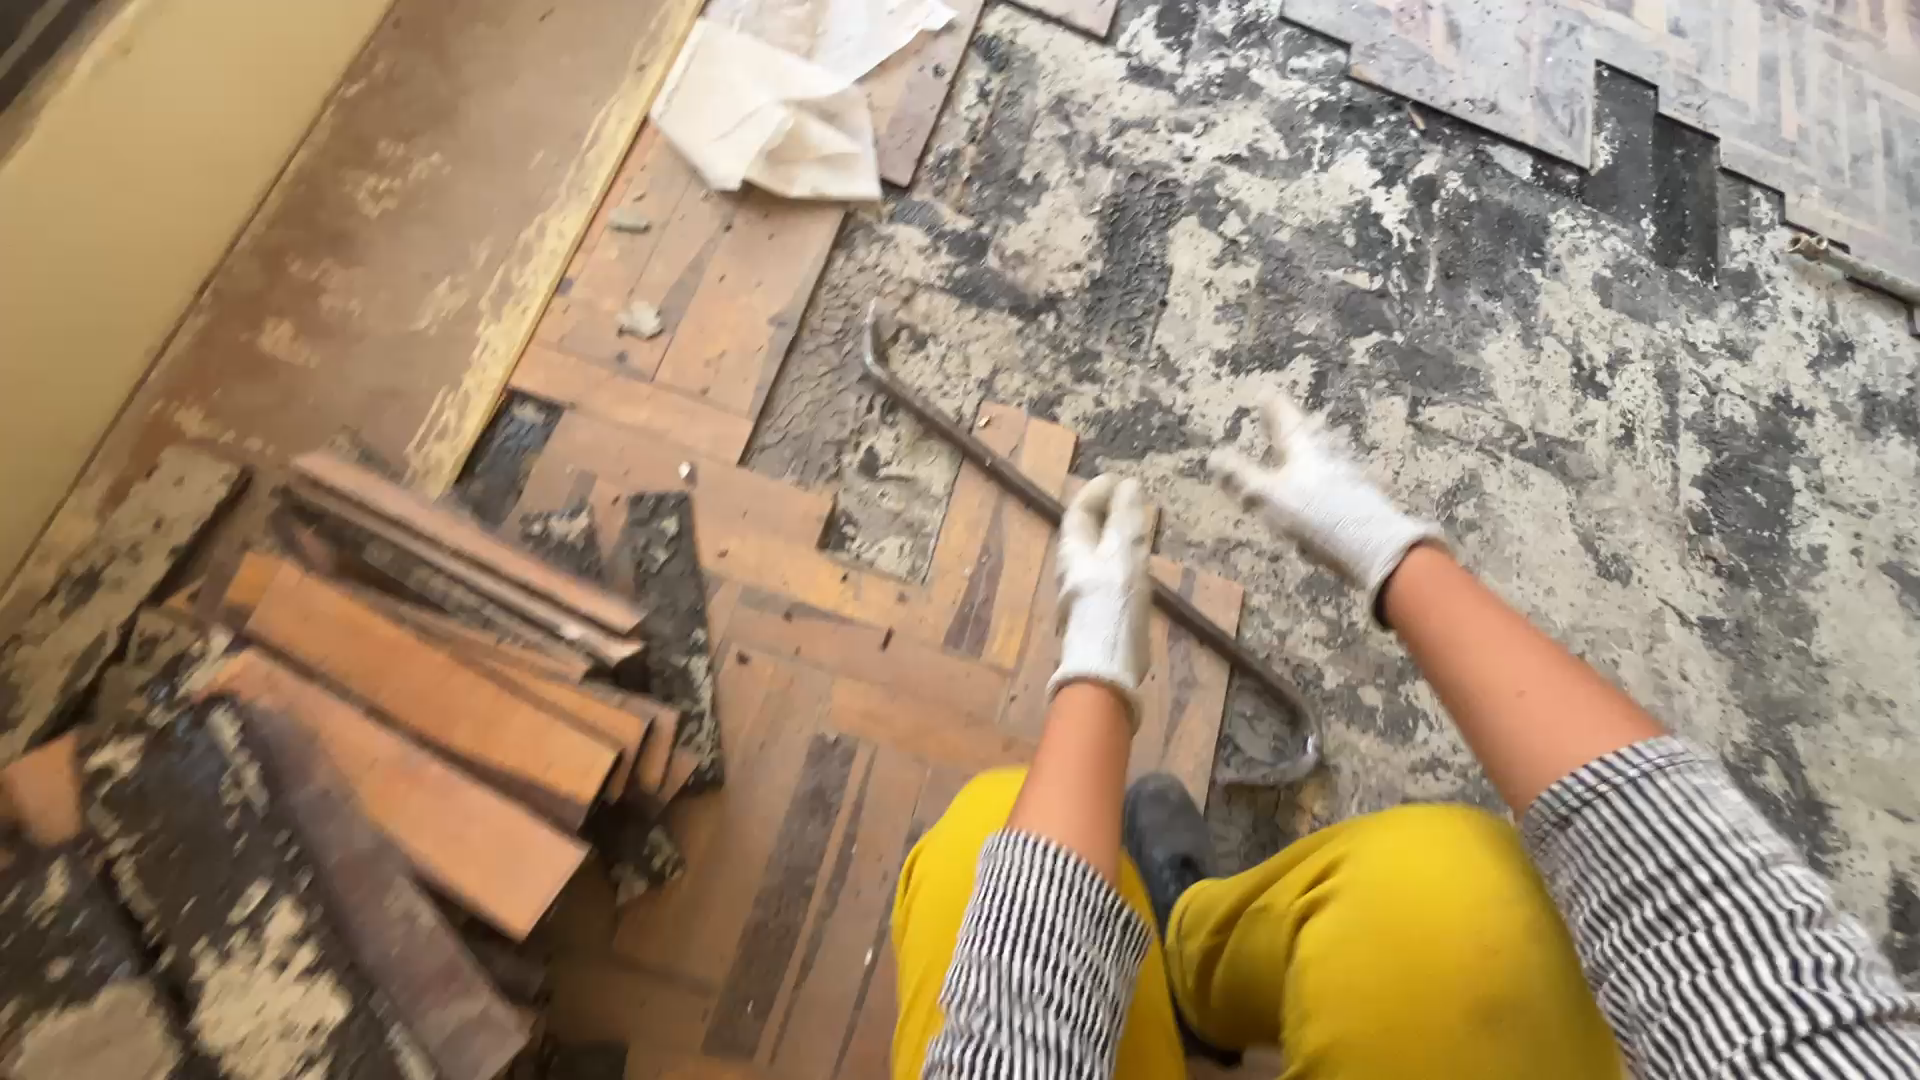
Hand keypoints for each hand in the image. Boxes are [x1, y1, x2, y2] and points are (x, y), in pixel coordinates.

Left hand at [1048, 474, 1152, 730]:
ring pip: (1097, 553)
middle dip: (1105, 512)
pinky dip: (1122, 558)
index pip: (1078, 512)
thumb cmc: (1112, 605)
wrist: (1107, 666)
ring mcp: (1084, 592)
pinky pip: (1108, 573)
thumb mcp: (1124, 556)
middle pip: (1085, 532)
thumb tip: (1128, 486)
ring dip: (1114, 535)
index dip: (1094, 493)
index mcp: (1073, 553)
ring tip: (1138, 525)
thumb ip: (1126, 522)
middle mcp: (1073, 570)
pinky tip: (1138, 564)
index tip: (1117, 480)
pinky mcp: (1099, 611)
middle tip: (1131, 499)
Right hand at [1208, 395, 1442, 622]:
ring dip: (1308, 447)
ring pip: (1322, 452)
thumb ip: (1240, 476)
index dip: (1273, 407)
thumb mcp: (1266, 496)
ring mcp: (1346, 474)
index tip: (1265, 393)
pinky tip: (1321, 481)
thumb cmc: (1313, 514)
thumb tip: (1213, 455)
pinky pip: (1332, 474)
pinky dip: (1320, 471)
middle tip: (1282, 415)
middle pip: (1307, 433)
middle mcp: (1326, 453)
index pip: (1285, 419)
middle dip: (1292, 424)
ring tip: (1298, 446)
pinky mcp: (1357, 496)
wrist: (1372, 545)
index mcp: (1303, 447)